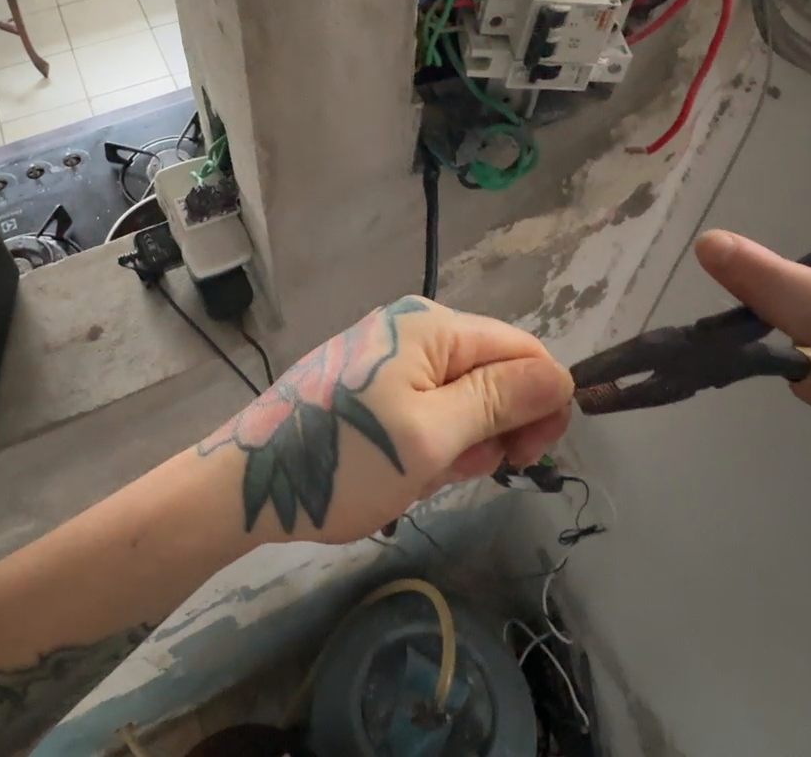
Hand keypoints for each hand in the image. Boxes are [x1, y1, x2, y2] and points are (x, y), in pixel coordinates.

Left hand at [197, 296, 572, 544]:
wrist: (248, 483)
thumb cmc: (342, 459)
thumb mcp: (432, 435)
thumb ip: (500, 401)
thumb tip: (562, 376)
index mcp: (433, 327)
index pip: (523, 351)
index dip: (541, 404)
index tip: (527, 460)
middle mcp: (415, 330)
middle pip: (495, 375)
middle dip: (492, 430)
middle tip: (456, 469)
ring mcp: (390, 358)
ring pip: (463, 402)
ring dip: (458, 445)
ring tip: (417, 474)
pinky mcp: (373, 387)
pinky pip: (428, 413)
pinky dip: (428, 446)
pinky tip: (399, 471)